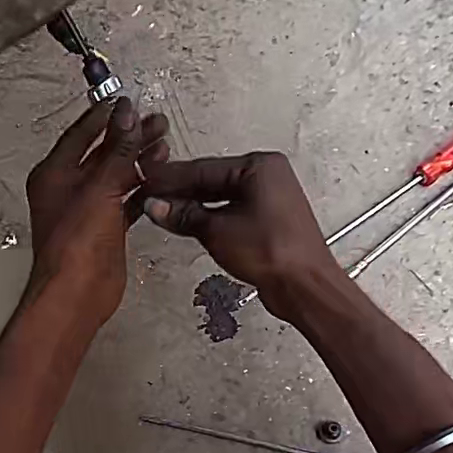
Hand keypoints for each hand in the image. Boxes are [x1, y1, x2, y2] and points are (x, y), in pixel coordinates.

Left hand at [24, 97, 168, 326]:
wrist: (77, 293)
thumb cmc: (77, 241)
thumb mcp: (99, 188)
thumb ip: (117, 150)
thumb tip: (127, 112)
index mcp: (54, 173)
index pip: (81, 133)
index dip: (105, 116)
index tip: (128, 101)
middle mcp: (68, 187)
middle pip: (103, 153)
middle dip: (130, 137)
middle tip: (159, 123)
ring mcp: (88, 209)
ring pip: (117, 176)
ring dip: (139, 161)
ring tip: (165, 146)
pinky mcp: (105, 228)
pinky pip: (126, 200)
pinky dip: (142, 189)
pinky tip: (161, 179)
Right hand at [140, 152, 342, 310]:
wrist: (304, 286)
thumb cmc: (276, 253)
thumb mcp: (217, 231)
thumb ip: (183, 215)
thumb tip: (158, 206)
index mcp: (259, 166)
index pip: (202, 168)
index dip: (170, 178)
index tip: (148, 183)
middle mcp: (267, 176)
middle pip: (211, 180)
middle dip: (179, 191)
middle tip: (150, 197)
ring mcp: (268, 198)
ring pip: (220, 196)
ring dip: (192, 206)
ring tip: (163, 212)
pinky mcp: (267, 220)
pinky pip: (230, 211)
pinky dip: (209, 217)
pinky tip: (188, 224)